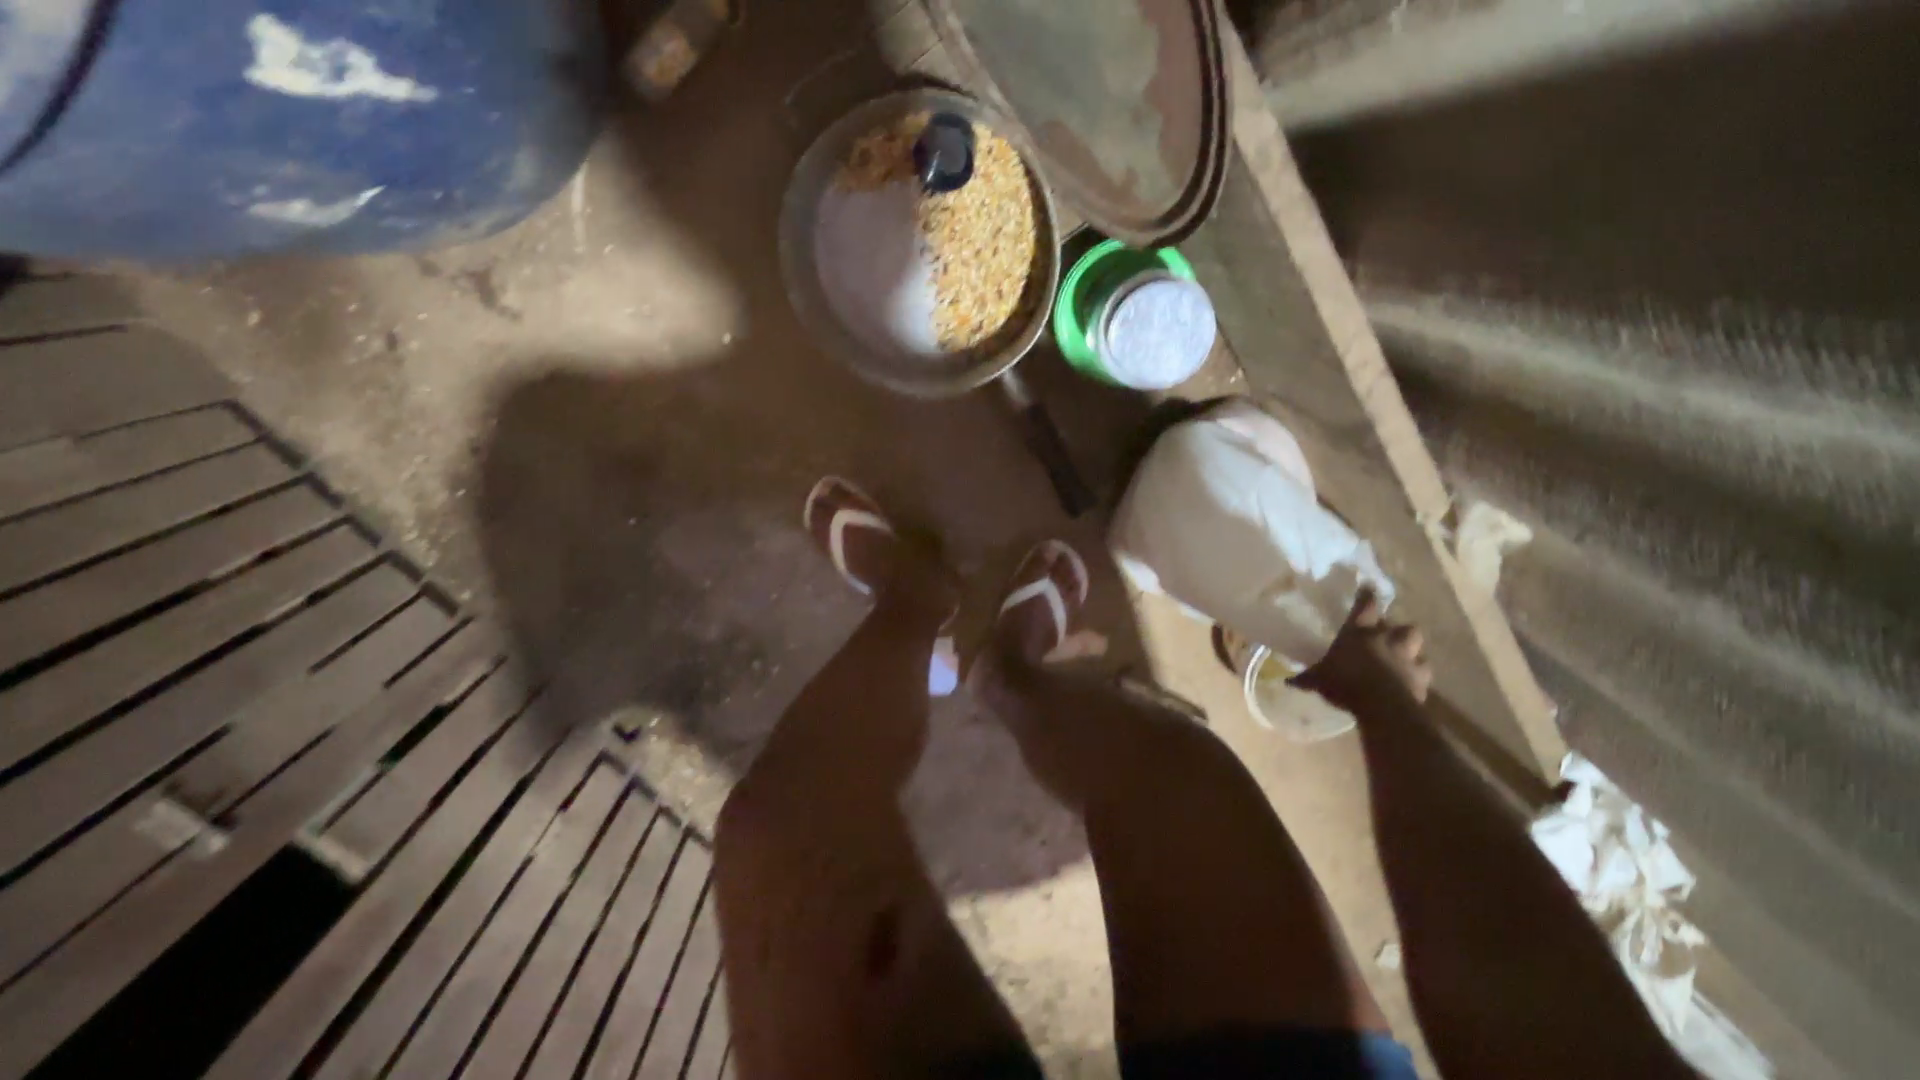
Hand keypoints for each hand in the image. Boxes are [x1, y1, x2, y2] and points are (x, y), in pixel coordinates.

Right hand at [1294, 590, 1431, 713]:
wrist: (1382, 704)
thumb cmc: (1345, 682)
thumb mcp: (1318, 680)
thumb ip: (1307, 678)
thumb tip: (1288, 681)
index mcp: (1359, 633)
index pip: (1365, 606)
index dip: (1367, 595)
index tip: (1369, 586)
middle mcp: (1386, 639)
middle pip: (1400, 625)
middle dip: (1395, 628)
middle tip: (1387, 635)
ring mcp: (1407, 657)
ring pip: (1417, 643)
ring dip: (1411, 648)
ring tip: (1404, 656)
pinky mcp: (1421, 677)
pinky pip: (1423, 670)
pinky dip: (1417, 673)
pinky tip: (1411, 680)